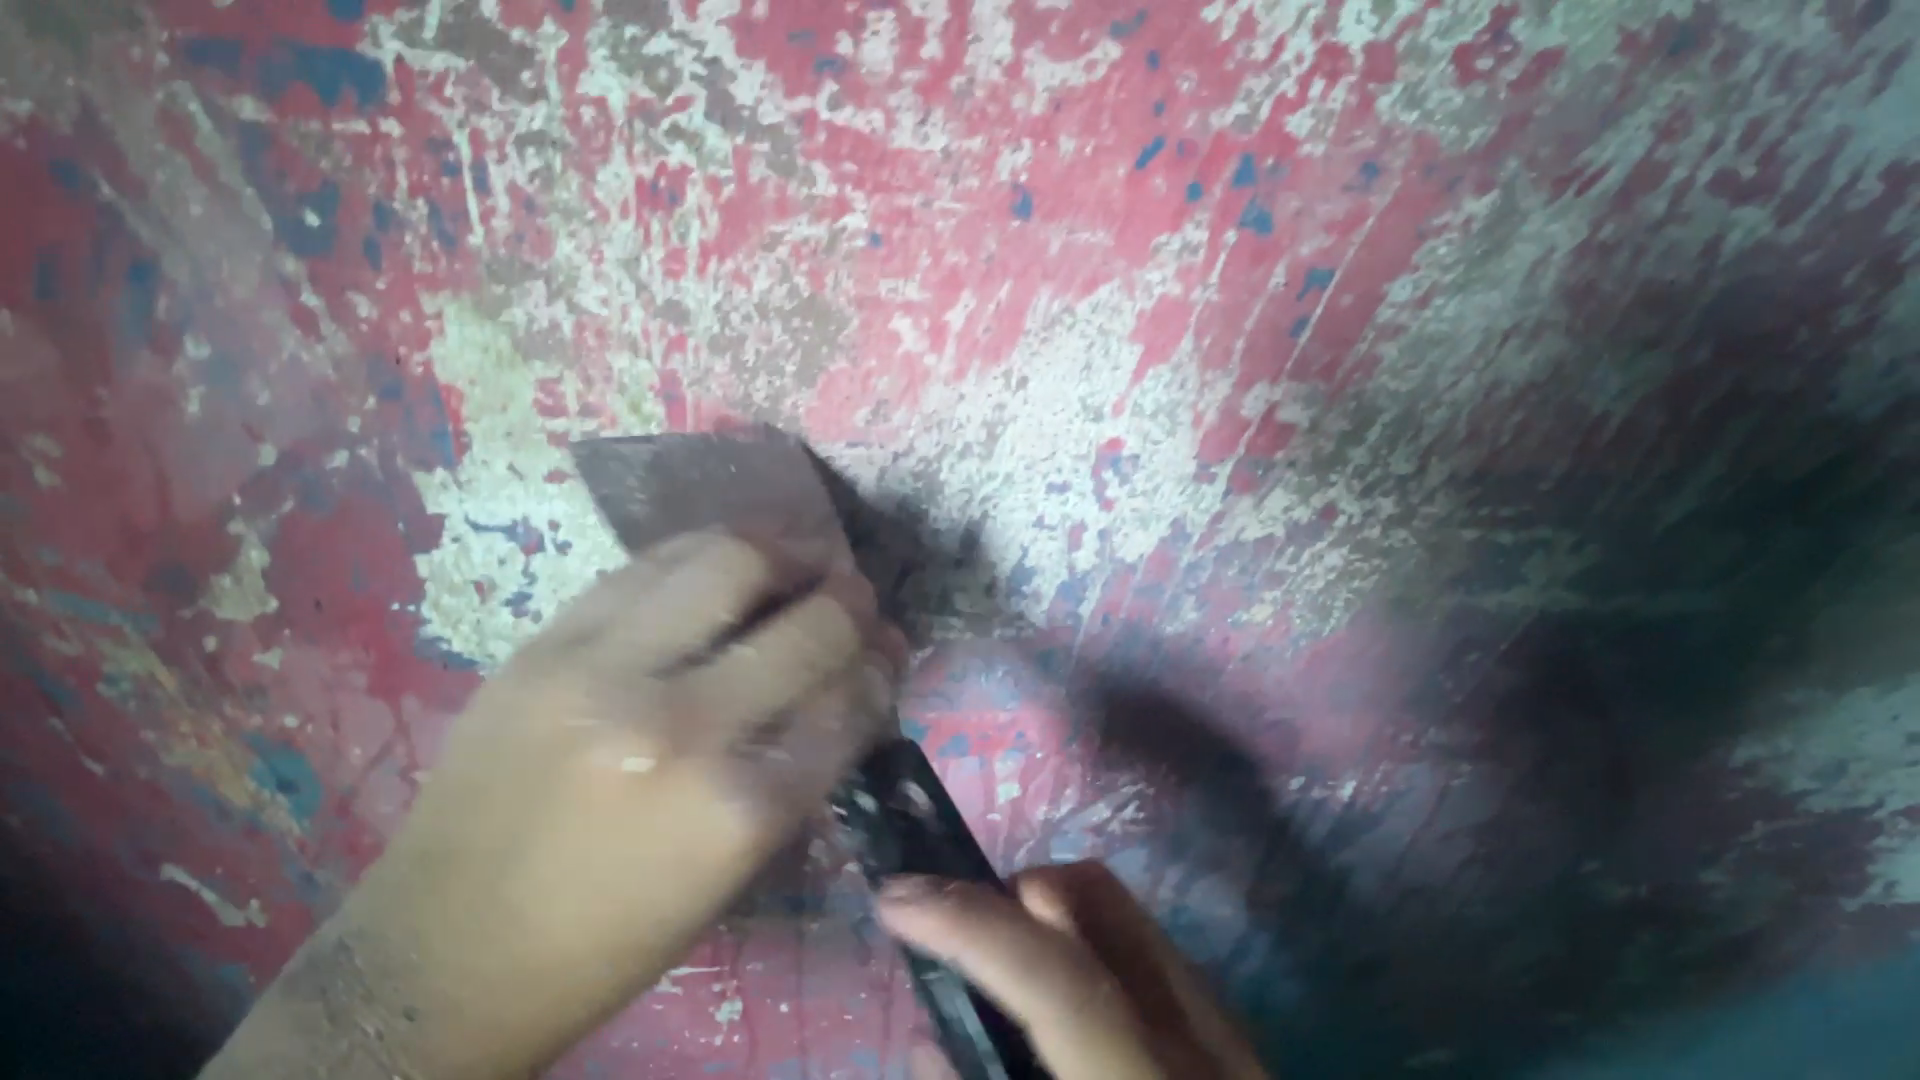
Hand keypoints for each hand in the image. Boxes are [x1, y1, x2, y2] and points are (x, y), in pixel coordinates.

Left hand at [206, 532, 904, 1079]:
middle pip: (805, 624)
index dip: (881, 662)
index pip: (847, 700)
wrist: (442, 957)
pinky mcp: (542, 645)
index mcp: (737, 810)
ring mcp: (600, 673)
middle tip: (855, 591)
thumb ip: (802, 765)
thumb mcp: (732, 871)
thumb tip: (856, 676)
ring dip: (782, 550)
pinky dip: (702, 554)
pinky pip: (646, 567)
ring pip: (725, 562)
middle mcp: (678, 727)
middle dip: (849, 600)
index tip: (888, 643)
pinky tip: (724, 561)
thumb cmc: (611, 937)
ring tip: (799, 555)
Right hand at [877, 861, 1268, 1079]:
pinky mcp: (1230, 1040)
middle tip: (956, 939)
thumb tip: (926, 1040)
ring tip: (996, 970)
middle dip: (1009, 896)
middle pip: (1098, 900)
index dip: (969, 925)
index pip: (1061, 981)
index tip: (894, 897)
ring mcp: (1227, 1035)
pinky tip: (1055, 1012)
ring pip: (1120, 913)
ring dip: (1043, 918)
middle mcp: (1204, 1046)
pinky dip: (1080, 950)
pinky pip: (1140, 954)